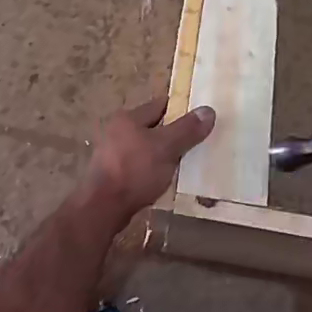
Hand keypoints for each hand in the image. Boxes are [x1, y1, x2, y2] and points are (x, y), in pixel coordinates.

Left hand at [79, 97, 214, 216]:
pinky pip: (140, 166)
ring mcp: (112, 154)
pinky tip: (166, 178)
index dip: (181, 109)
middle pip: (153, 127)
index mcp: (127, 118)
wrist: (104, 206)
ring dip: (164, 154)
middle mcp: (116, 131)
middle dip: (174, 134)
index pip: (160, 105)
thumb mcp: (165, 147)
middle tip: (200, 141)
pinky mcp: (113, 174)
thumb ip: (186, 130)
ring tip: (188, 162)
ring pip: (147, 148)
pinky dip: (153, 169)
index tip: (202, 117)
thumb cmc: (135, 170)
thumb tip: (207, 110)